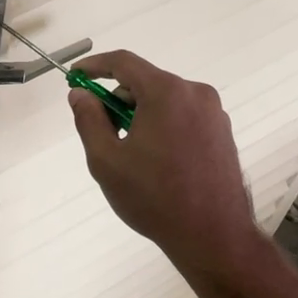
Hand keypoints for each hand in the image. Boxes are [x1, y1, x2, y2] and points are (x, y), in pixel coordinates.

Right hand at [68, 51, 263, 268]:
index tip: (74, 76)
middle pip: (146, 81)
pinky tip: (154, 159)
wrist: (213, 236)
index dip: (94, 66)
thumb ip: (89, 120)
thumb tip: (80, 95)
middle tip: (99, 126)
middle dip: (118, 97)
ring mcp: (213, 113)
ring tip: (128, 151)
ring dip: (140, 113)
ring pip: (165, 100)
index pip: (124, 62)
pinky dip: (162, 124)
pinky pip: (183, 115)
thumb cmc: (154, 197)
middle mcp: (195, 93)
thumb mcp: (107, 160)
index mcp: (166, 93)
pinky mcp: (222, 133)